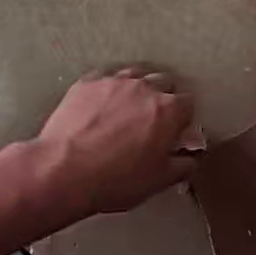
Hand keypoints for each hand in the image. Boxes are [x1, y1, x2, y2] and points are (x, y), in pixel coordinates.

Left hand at [34, 67, 197, 218]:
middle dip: (165, 96)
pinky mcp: (87, 84)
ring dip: (139, 86)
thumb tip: (192, 158)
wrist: (63, 171)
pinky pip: (106, 76)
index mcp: (169, 110)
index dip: (184, 117)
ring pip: (136, 74)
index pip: (188, 102)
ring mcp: (114, 82)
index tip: (176, 130)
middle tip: (155, 118)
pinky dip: (111, 86)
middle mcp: (144, 88)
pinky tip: (106, 102)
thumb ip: (184, 165)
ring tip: (131, 106)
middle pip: (165, 81)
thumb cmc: (115, 179)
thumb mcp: (160, 180)